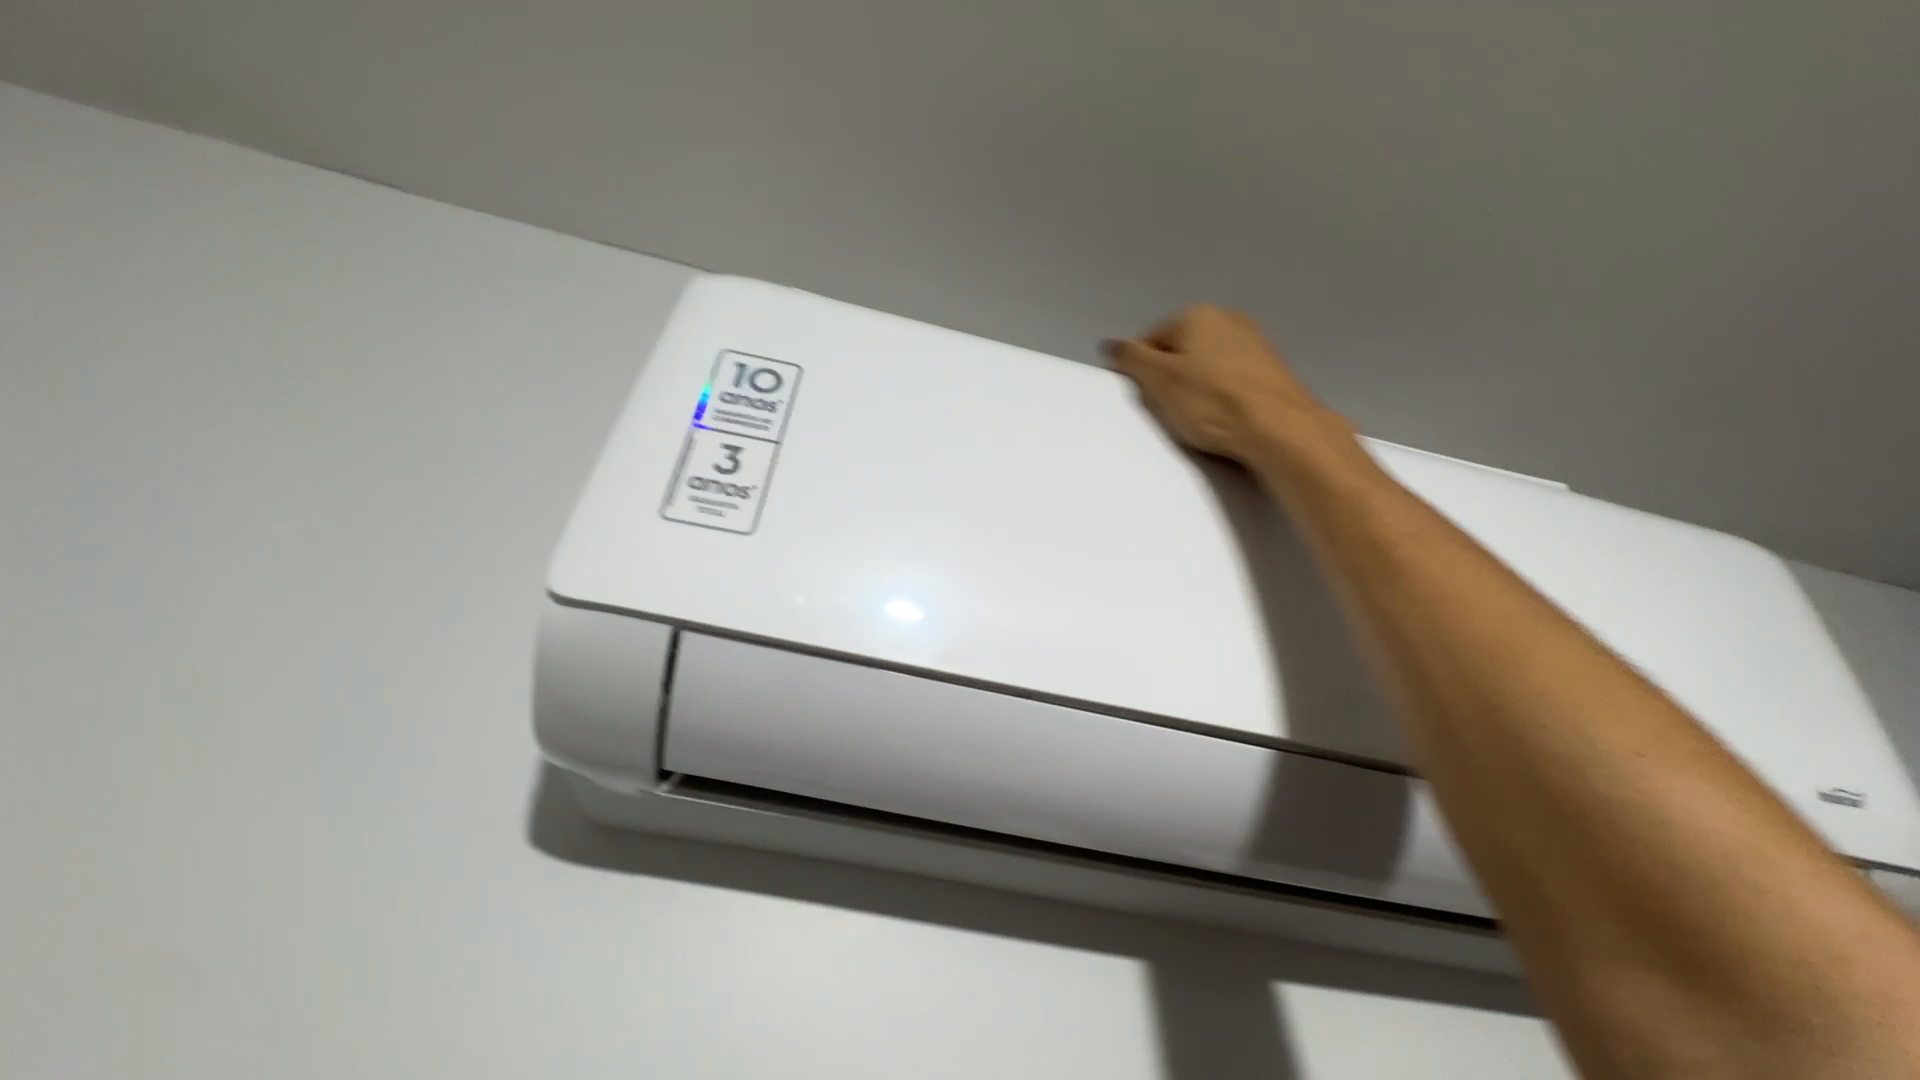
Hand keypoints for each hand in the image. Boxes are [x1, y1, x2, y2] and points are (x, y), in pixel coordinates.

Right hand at [1102, 305, 1337, 463]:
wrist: (1280, 427)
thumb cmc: (1211, 402)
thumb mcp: (1158, 381)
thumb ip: (1131, 358)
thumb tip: (1110, 343)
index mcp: (1196, 314)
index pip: (1150, 340)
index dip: (1142, 371)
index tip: (1148, 399)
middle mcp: (1228, 318)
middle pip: (1181, 350)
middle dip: (1172, 377)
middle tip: (1172, 409)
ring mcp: (1255, 341)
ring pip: (1209, 364)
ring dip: (1199, 386)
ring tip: (1201, 416)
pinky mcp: (1274, 368)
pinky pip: (1233, 378)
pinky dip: (1224, 394)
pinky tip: (1226, 416)